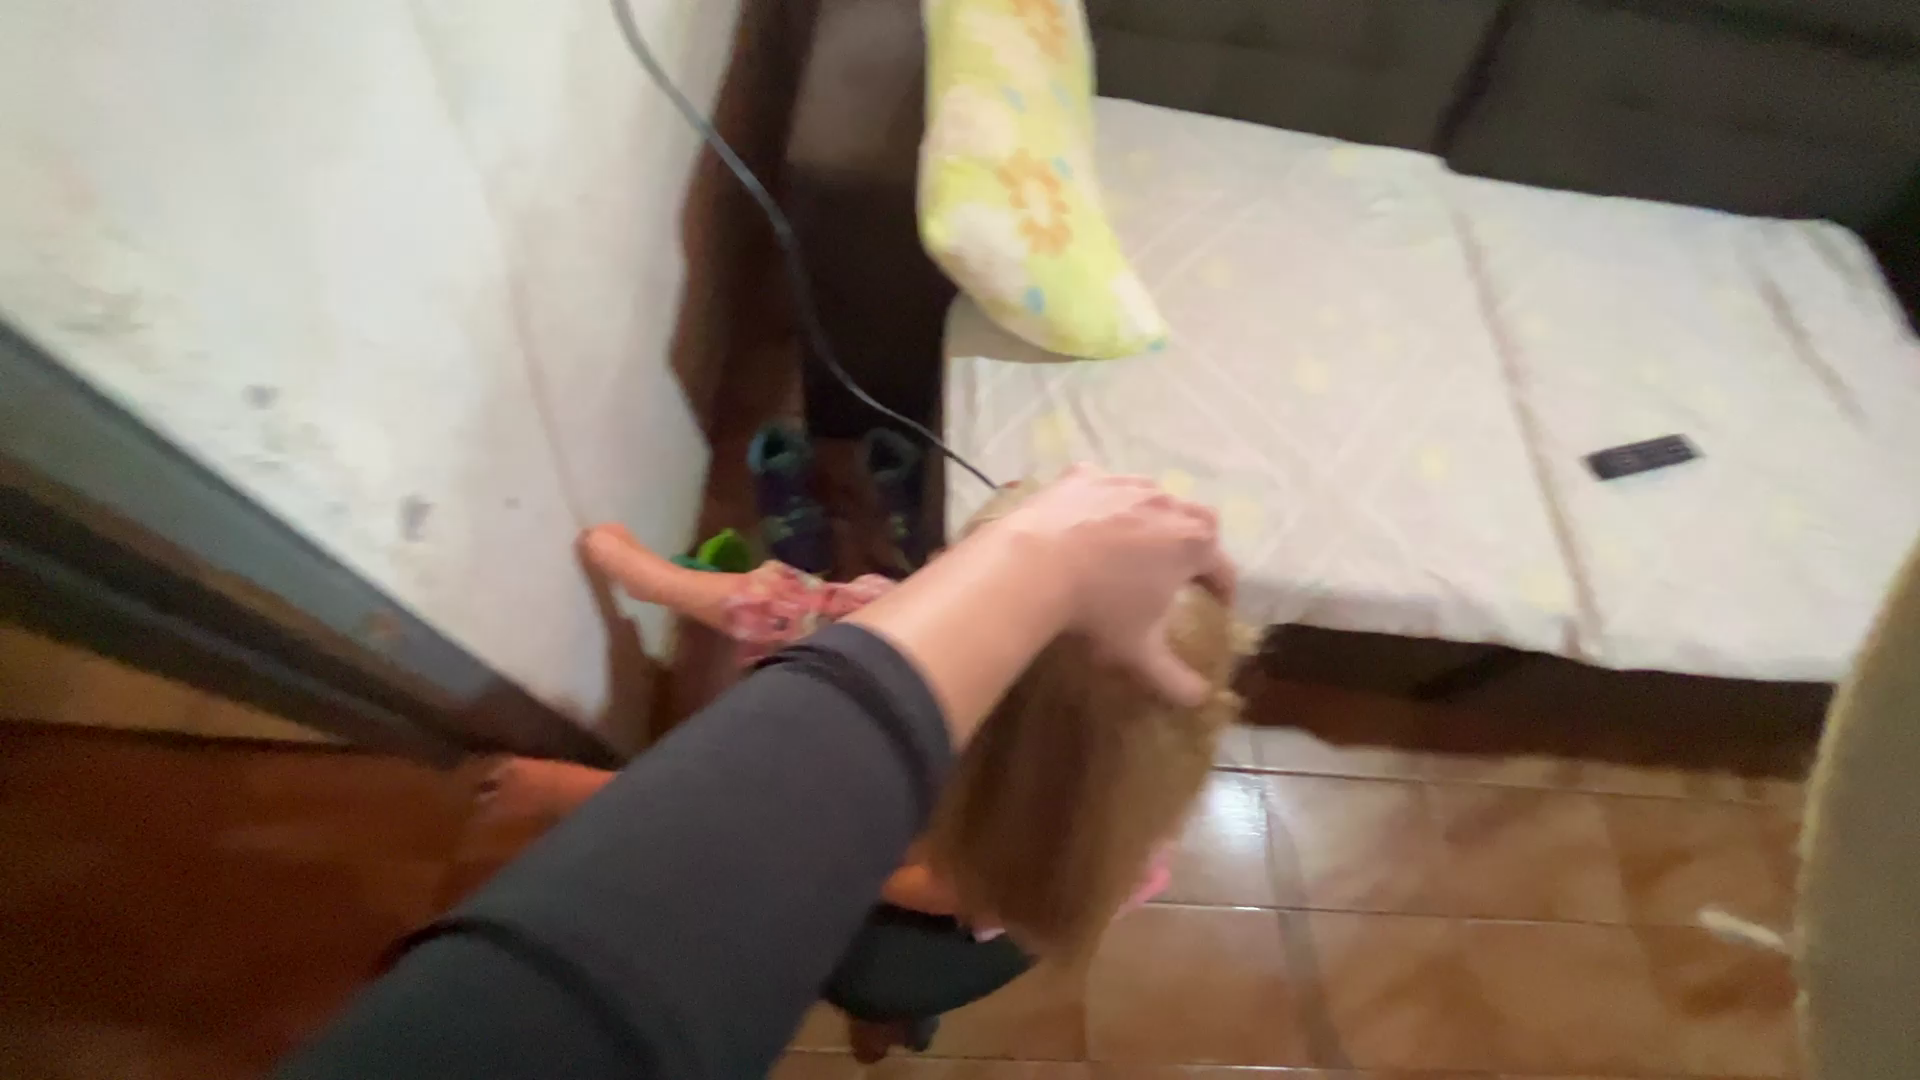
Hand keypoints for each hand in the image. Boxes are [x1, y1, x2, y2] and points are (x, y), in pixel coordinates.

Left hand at [993, 465, 1234, 706]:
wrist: (1032, 564)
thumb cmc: (1098, 608)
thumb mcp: (1138, 650)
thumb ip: (1173, 677)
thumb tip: (1199, 701)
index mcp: (1192, 542)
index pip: (1223, 568)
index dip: (1223, 589)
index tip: (1218, 604)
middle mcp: (1166, 503)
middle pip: (1196, 522)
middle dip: (1195, 546)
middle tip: (1180, 570)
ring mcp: (1123, 483)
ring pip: (1150, 498)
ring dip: (1150, 518)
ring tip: (1132, 544)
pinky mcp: (1082, 476)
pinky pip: (1101, 485)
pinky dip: (1100, 500)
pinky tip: (1086, 519)